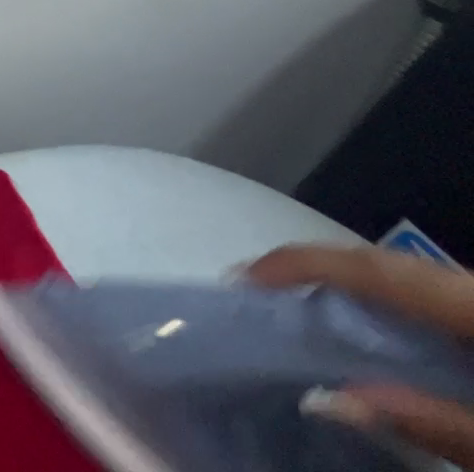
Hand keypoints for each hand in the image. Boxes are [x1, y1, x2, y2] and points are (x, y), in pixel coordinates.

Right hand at [247, 244, 473, 463]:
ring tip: (307, 321)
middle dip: (321, 280)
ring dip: (359, 303)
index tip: (238, 279)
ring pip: (416, 286)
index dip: (299, 265)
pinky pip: (438, 308)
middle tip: (261, 300)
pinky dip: (398, 321)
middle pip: (390, 270)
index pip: (374, 268)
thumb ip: (437, 425)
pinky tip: (378, 347)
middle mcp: (473, 290)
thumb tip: (322, 400)